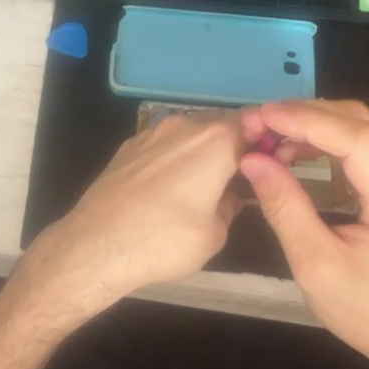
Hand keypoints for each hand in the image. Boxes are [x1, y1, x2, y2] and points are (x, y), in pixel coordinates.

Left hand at [21, 111, 246, 314]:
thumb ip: (231, 206)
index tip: (271, 163)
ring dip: (201, 154)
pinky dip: (174, 160)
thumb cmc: (165, 240)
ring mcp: (151, 134)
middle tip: (239, 180)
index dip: (265, 140)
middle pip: (220, 126)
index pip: (254, 122)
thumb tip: (230, 197)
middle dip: (233, 148)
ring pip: (189, 135)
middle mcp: (185, 126)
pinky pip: (163, 146)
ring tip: (202, 189)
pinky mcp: (127, 148)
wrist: (97, 245)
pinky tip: (169, 190)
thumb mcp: (216, 233)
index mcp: (216, 141)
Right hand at [238, 100, 368, 368]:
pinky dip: (325, 140)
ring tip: (269, 137)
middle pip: (361, 123)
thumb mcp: (316, 266)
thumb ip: (285, 208)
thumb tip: (253, 162)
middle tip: (257, 124)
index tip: (262, 116)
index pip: (357, 139)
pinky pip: (363, 146)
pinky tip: (295, 152)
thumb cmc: (368, 311)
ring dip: (314, 124)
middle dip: (306, 115)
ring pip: (362, 129)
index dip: (307, 120)